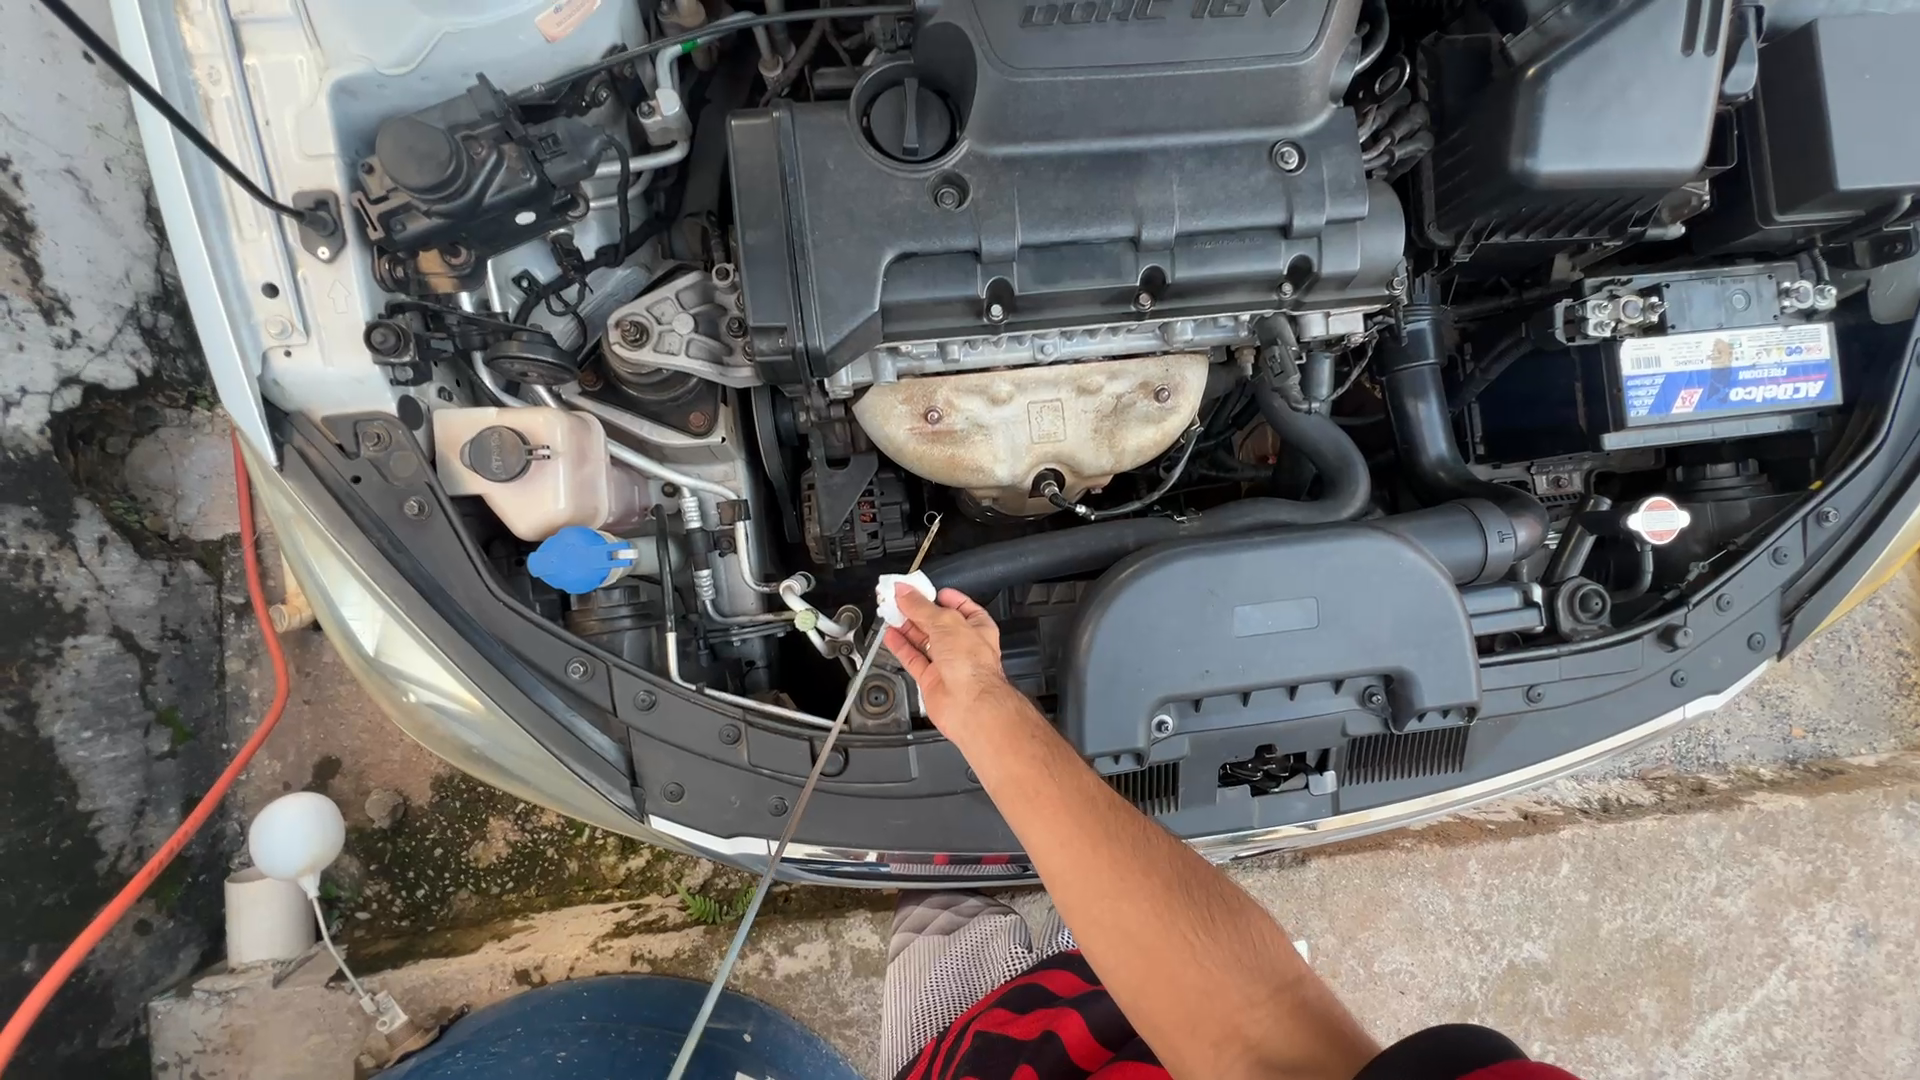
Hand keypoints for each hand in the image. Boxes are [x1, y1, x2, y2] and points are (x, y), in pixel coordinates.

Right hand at [883, 586, 1026, 741]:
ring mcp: (947, 663)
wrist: (971, 705)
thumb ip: (922, 607)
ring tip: (890, 613)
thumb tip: (905, 592)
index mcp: (976, 626)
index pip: (956, 605)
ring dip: (906, 627)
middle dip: (916, 610)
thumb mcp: (946, 622)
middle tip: (897, 599)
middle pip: (935, 622)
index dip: (937, 595)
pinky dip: (901, 647)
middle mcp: (962, 644)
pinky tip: (891, 635)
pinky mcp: (931, 679)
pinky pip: (913, 658)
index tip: (919, 589)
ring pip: (922, 640)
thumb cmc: (974, 667)